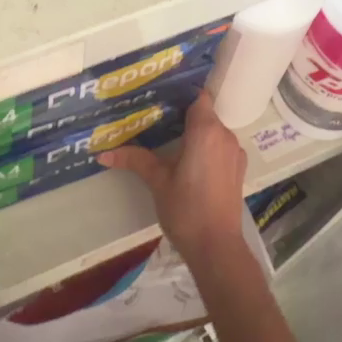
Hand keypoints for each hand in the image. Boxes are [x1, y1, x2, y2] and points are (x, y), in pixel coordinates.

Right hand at [98, 92, 246, 262]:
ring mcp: (235, 153)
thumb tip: (103, 153)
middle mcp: (225, 135)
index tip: (162, 95)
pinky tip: (189, 163)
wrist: (217, 248)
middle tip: (156, 118)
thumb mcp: (157, 181)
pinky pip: (221, 148)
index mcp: (206, 130)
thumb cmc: (186, 209)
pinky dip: (206, 149)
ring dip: (195, 134)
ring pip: (213, 132)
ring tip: (170, 141)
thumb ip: (135, 160)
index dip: (181, 92)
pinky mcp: (238, 170)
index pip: (198, 96)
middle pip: (204, 114)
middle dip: (182, 115)